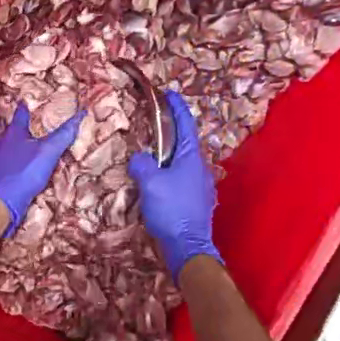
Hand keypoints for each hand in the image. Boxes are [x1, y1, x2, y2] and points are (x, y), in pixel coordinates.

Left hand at [0, 102, 85, 233]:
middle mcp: (3, 141)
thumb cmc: (26, 170)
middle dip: (23, 126)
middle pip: (14, 129)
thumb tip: (80, 114)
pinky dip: (18, 157)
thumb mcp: (49, 151)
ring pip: (10, 144)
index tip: (26, 101)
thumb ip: (64, 134)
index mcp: (14, 132)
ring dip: (20, 142)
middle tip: (32, 122)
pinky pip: (10, 159)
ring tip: (30, 142)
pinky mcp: (0, 172)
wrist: (5, 199)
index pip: (21, 113)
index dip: (25, 107)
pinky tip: (24, 163)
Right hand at [127, 90, 220, 277]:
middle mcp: (200, 168)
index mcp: (192, 157)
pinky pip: (181, 179)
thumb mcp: (150, 182)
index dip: (177, 108)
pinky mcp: (195, 202)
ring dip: (169, 154)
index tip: (169, 94)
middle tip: (155, 124)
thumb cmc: (171, 210)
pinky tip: (157, 180)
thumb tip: (138, 158)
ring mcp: (200, 186)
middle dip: (171, 132)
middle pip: (185, 142)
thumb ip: (142, 164)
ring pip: (183, 162)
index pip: (186, 124)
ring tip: (152, 152)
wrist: (187, 246)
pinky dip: (169, 172)